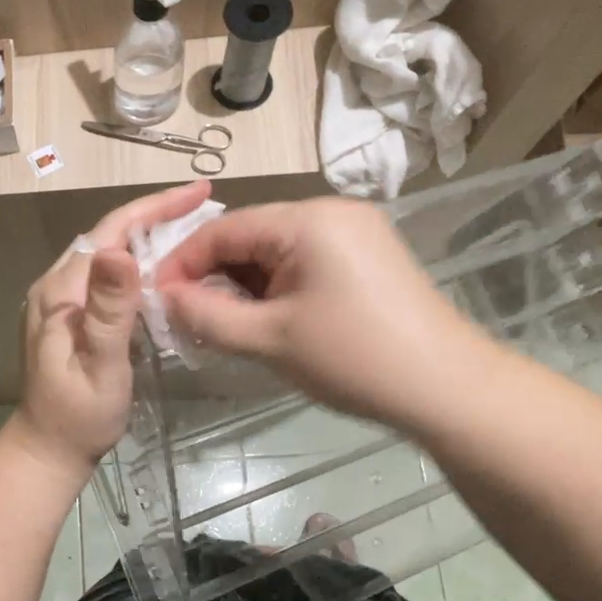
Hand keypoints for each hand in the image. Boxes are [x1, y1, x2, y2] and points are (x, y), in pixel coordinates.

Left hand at [10, 180, 214, 472]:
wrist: (48, 448)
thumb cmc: (79, 415)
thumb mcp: (101, 364)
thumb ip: (109, 310)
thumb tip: (119, 251)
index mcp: (61, 291)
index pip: (109, 232)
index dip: (154, 208)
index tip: (199, 192)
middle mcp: (54, 286)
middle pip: (107, 235)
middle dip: (154, 216)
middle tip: (203, 208)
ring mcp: (57, 301)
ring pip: (105, 254)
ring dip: (145, 237)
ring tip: (190, 230)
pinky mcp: (67, 317)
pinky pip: (103, 277)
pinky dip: (134, 265)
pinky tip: (160, 271)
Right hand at [154, 198, 499, 432]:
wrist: (446, 388)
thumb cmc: (352, 358)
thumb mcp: (267, 339)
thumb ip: (206, 315)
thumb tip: (164, 298)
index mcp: (307, 220)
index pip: (222, 229)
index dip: (181, 263)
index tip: (155, 299)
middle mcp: (330, 212)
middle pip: (248, 235)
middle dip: (211, 275)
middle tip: (184, 317)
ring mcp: (353, 233)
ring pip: (273, 251)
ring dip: (240, 285)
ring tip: (217, 324)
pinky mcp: (365, 257)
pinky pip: (301, 262)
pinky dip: (272, 288)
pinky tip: (259, 319)